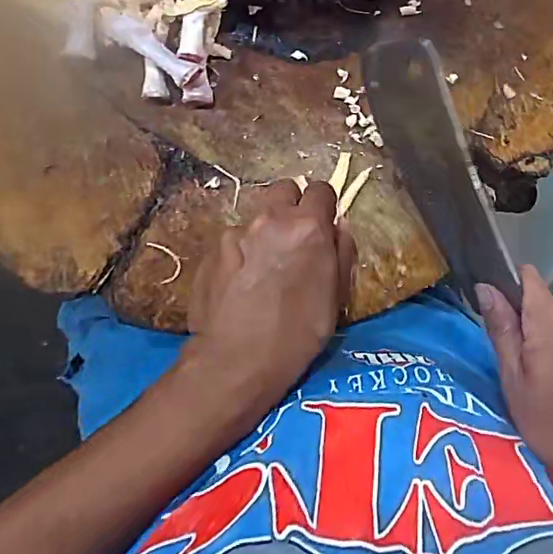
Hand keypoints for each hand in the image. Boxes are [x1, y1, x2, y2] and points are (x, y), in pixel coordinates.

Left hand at [189, 179, 355, 389]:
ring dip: (265, 232)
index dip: (324, 206)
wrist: (234, 364)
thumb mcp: (336, 295)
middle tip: (294, 239)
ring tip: (264, 269)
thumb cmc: (297, 334)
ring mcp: (236, 233)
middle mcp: (271, 219)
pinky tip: (241, 284)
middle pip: (285, 190)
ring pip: (258, 217)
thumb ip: (342, 251)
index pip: (321, 189)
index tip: (323, 227)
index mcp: (308, 226)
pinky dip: (241, 253)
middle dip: (293, 207)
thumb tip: (338, 225)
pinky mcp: (210, 251)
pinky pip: (234, 241)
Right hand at [477, 267, 552, 534]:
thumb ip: (501, 330)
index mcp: (552, 319)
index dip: (505, 284)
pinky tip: (550, 386)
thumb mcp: (514, 381)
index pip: (527, 275)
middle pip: (538, 301)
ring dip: (537, 339)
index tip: (490, 310)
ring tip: (528, 379)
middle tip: (506, 361)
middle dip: (520, 321)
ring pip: (551, 320)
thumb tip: (485, 287)